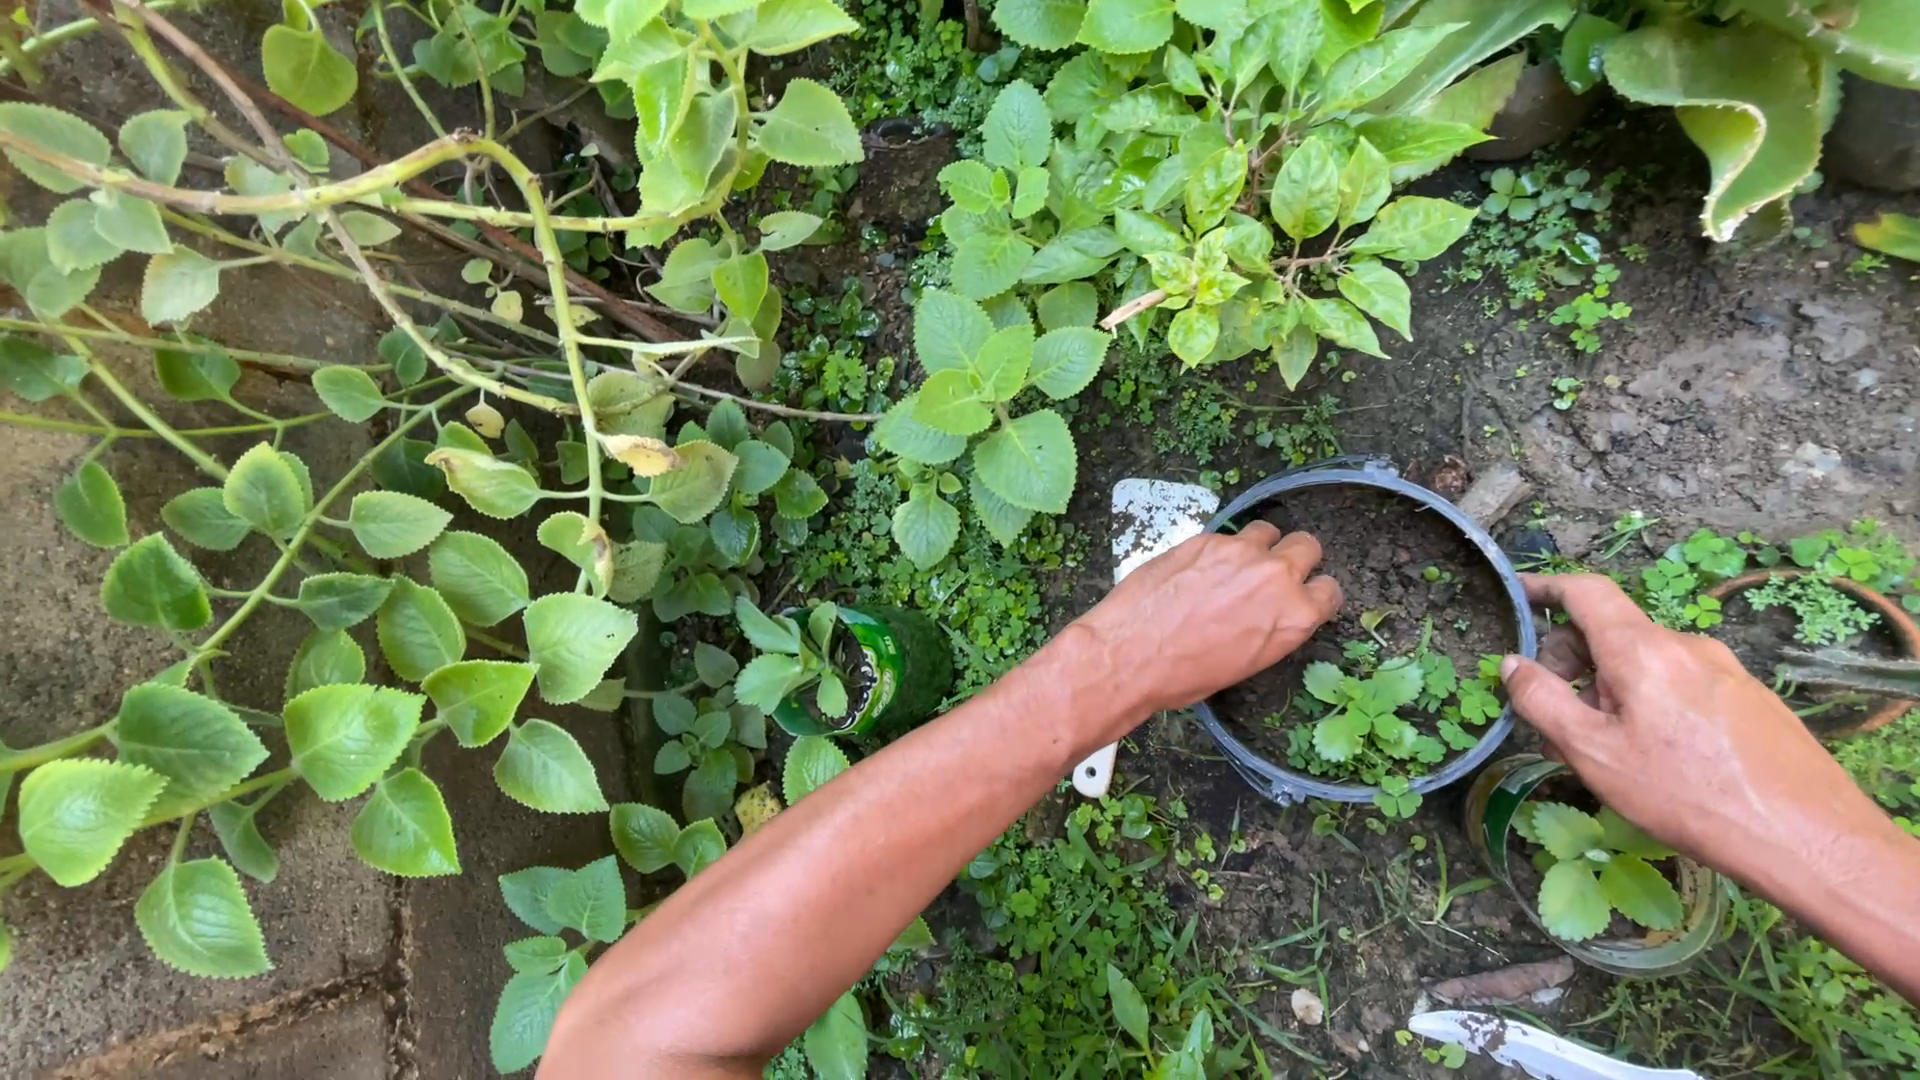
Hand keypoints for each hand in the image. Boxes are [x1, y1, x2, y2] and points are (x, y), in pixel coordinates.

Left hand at [1068, 522, 1341, 722]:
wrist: (1130, 654)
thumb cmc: (1185, 675)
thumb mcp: (1246, 663)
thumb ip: (1270, 628)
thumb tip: (1264, 613)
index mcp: (1295, 616)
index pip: (1329, 590)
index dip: (1312, 593)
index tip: (1297, 596)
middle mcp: (1275, 577)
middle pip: (1306, 546)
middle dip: (1293, 557)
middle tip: (1268, 573)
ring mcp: (1239, 552)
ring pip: (1265, 531)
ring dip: (1255, 545)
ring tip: (1230, 566)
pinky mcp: (1203, 539)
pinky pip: (1222, 536)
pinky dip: (1214, 549)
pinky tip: (1192, 570)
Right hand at [1498, 573, 1889, 884]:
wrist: (1812, 844)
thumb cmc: (1686, 793)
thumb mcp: (1590, 750)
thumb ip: (1540, 699)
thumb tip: (1513, 664)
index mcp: (1642, 650)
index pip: (1584, 592)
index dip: (1543, 586)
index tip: (1514, 595)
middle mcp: (1686, 647)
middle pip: (1609, 632)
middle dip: (1569, 662)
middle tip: (1552, 716)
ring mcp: (1725, 671)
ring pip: (1641, 663)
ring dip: (1604, 689)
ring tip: (1599, 747)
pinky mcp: (1749, 700)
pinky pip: (1677, 684)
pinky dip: (1643, 702)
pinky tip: (1647, 753)